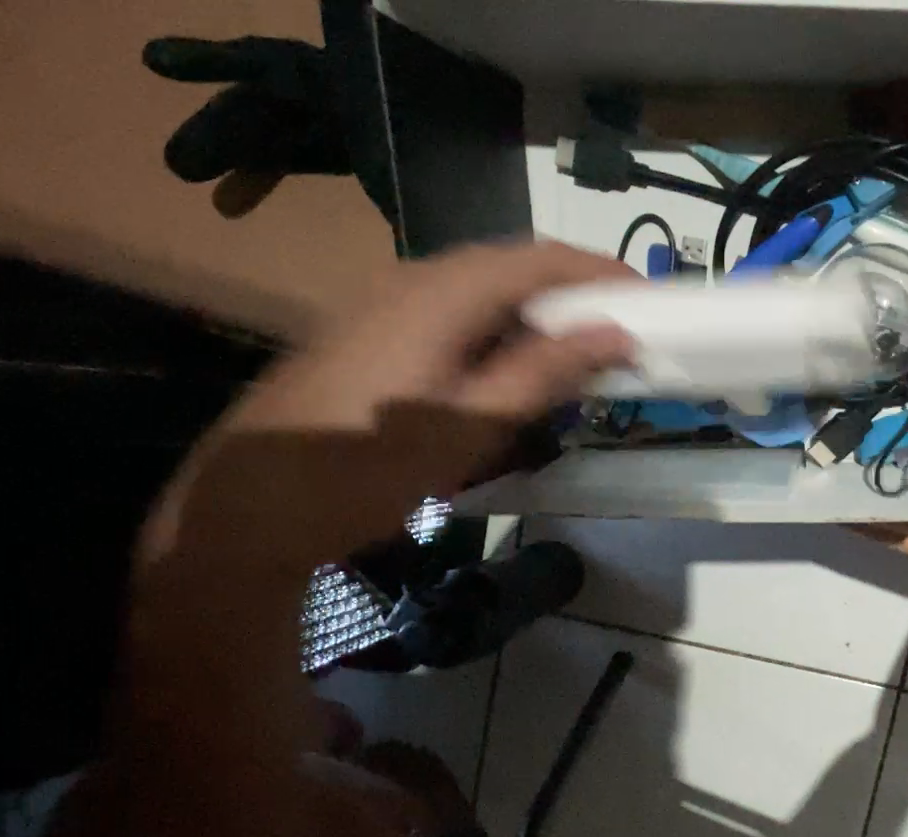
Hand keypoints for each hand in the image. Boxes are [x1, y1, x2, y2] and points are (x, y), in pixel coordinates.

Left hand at [139, 239, 638, 582]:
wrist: (252, 506)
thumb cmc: (369, 468)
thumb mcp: (471, 426)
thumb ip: (546, 372)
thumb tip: (617, 333)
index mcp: (440, 295)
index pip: (540, 259)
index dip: (603, 273)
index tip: (655, 301)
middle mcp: (412, 280)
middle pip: (514, 265)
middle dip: (578, 292)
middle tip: (628, 331)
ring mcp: (386, 302)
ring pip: (486, 288)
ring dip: (542, 312)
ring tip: (587, 352)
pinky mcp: (376, 331)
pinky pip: (459, 311)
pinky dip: (505, 329)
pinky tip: (520, 369)